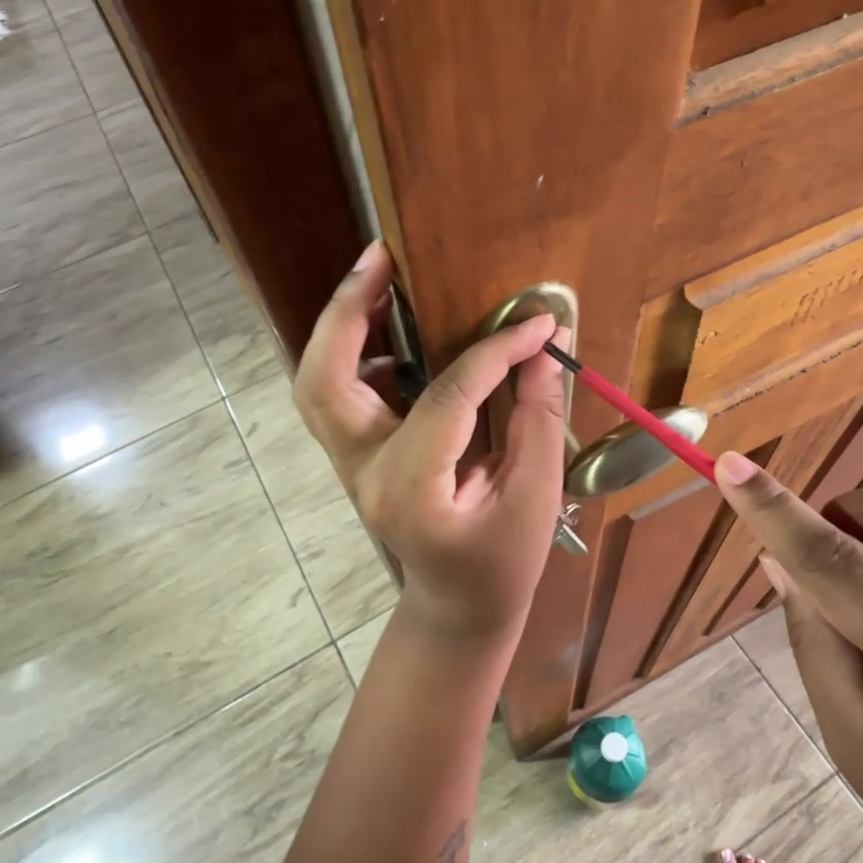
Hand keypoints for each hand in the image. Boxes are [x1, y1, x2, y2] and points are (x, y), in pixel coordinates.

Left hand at [294, 242, 567, 641]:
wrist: (457, 606)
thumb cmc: (500, 565)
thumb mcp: (534, 496)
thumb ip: (538, 417)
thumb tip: (544, 344)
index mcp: (411, 489)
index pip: (447, 398)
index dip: (495, 352)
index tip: (536, 322)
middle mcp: (364, 471)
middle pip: (324, 380)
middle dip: (348, 311)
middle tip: (382, 256)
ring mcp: (350, 464)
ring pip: (318, 382)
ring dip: (344, 325)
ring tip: (382, 277)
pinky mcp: (356, 455)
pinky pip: (339, 392)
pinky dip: (358, 352)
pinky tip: (395, 330)